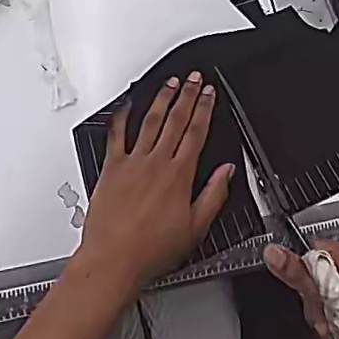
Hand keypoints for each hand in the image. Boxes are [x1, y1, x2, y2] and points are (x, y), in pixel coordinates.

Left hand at [76, 72, 234, 291]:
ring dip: (161, 99)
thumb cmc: (151, 250)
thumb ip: (214, 195)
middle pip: (175, 120)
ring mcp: (132, 163)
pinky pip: (117, 136)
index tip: (208, 94)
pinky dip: (122, 118)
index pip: (196, 132)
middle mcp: (156, 163)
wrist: (113, 259)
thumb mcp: (196, 228)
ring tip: (169, 84)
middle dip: (187, 95)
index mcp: (179, 176)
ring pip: (150, 121)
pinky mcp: (111, 168)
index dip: (204, 109)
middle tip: (193, 79)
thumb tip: (227, 173)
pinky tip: (127, 106)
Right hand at [264, 241, 338, 338]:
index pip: (307, 258)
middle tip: (338, 326)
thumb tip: (273, 252)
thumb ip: (306, 278)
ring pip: (320, 317)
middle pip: (311, 290)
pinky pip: (334, 335)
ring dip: (329, 336)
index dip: (305, 282)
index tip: (317, 301)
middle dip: (319, 316)